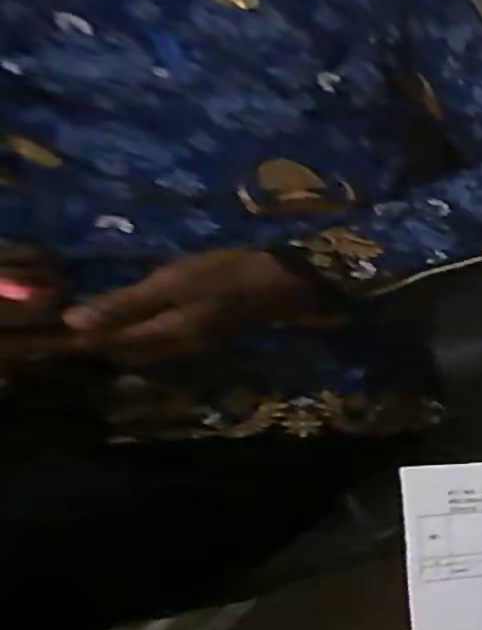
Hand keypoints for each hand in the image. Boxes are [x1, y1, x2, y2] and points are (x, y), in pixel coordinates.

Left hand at [62, 249, 323, 365]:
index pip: (110, 343)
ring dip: (122, 339)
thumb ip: (126, 304)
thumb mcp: (174, 284)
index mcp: (171, 333)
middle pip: (130, 352)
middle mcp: (184, 344)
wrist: (291, 284)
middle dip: (98, 342)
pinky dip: (145, 335)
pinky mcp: (212, 331)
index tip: (42, 328)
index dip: (75, 338)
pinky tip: (137, 321)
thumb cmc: (229, 277)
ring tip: (95, 323)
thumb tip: (72, 323)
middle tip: (64, 325)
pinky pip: (168, 342)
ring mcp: (202, 340)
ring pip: (151, 349)